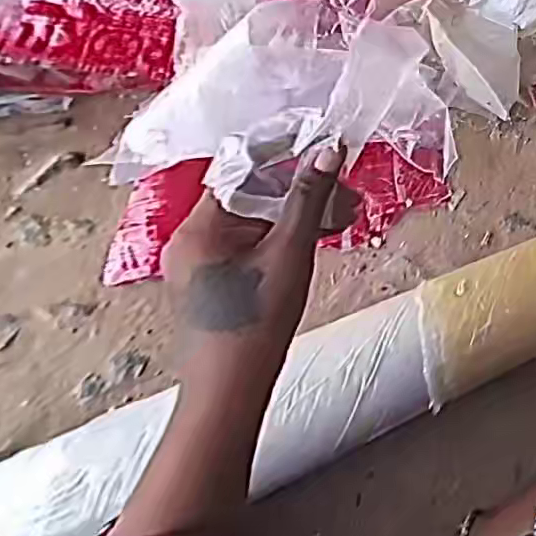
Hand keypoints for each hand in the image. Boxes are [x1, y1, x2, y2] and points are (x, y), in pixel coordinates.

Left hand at [162, 144, 348, 386]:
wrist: (231, 390)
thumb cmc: (257, 321)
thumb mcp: (290, 251)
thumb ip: (309, 196)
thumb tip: (330, 148)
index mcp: (199, 228)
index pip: (242, 171)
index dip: (284, 153)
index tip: (322, 144)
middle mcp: (192, 238)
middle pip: (251, 194)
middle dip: (300, 189)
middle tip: (343, 191)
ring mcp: (201, 260)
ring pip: (255, 218)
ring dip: (298, 212)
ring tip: (341, 216)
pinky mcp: (215, 278)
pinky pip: (252, 240)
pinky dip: (284, 234)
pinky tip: (318, 236)